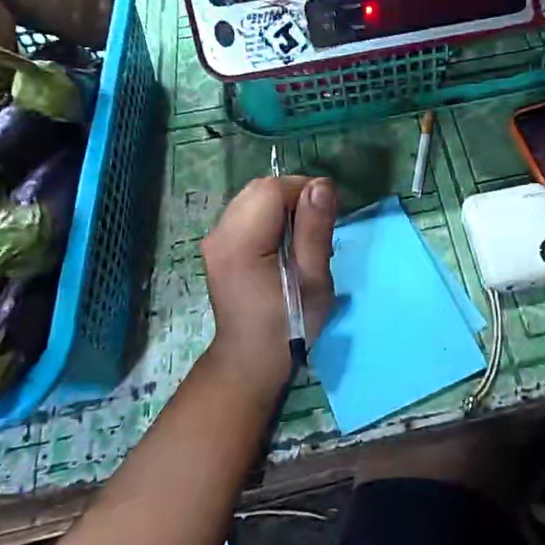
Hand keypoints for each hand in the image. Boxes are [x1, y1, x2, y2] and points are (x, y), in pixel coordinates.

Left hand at [200, 176, 337, 388]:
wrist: (250, 359)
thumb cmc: (288, 325)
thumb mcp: (313, 281)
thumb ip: (315, 230)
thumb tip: (321, 185)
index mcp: (240, 243)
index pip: (272, 189)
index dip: (305, 190)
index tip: (330, 212)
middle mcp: (219, 234)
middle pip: (259, 189)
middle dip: (294, 197)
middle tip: (319, 226)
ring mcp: (214, 239)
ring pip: (252, 198)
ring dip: (282, 206)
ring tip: (303, 236)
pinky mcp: (217, 245)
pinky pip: (246, 212)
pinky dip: (269, 217)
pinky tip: (284, 244)